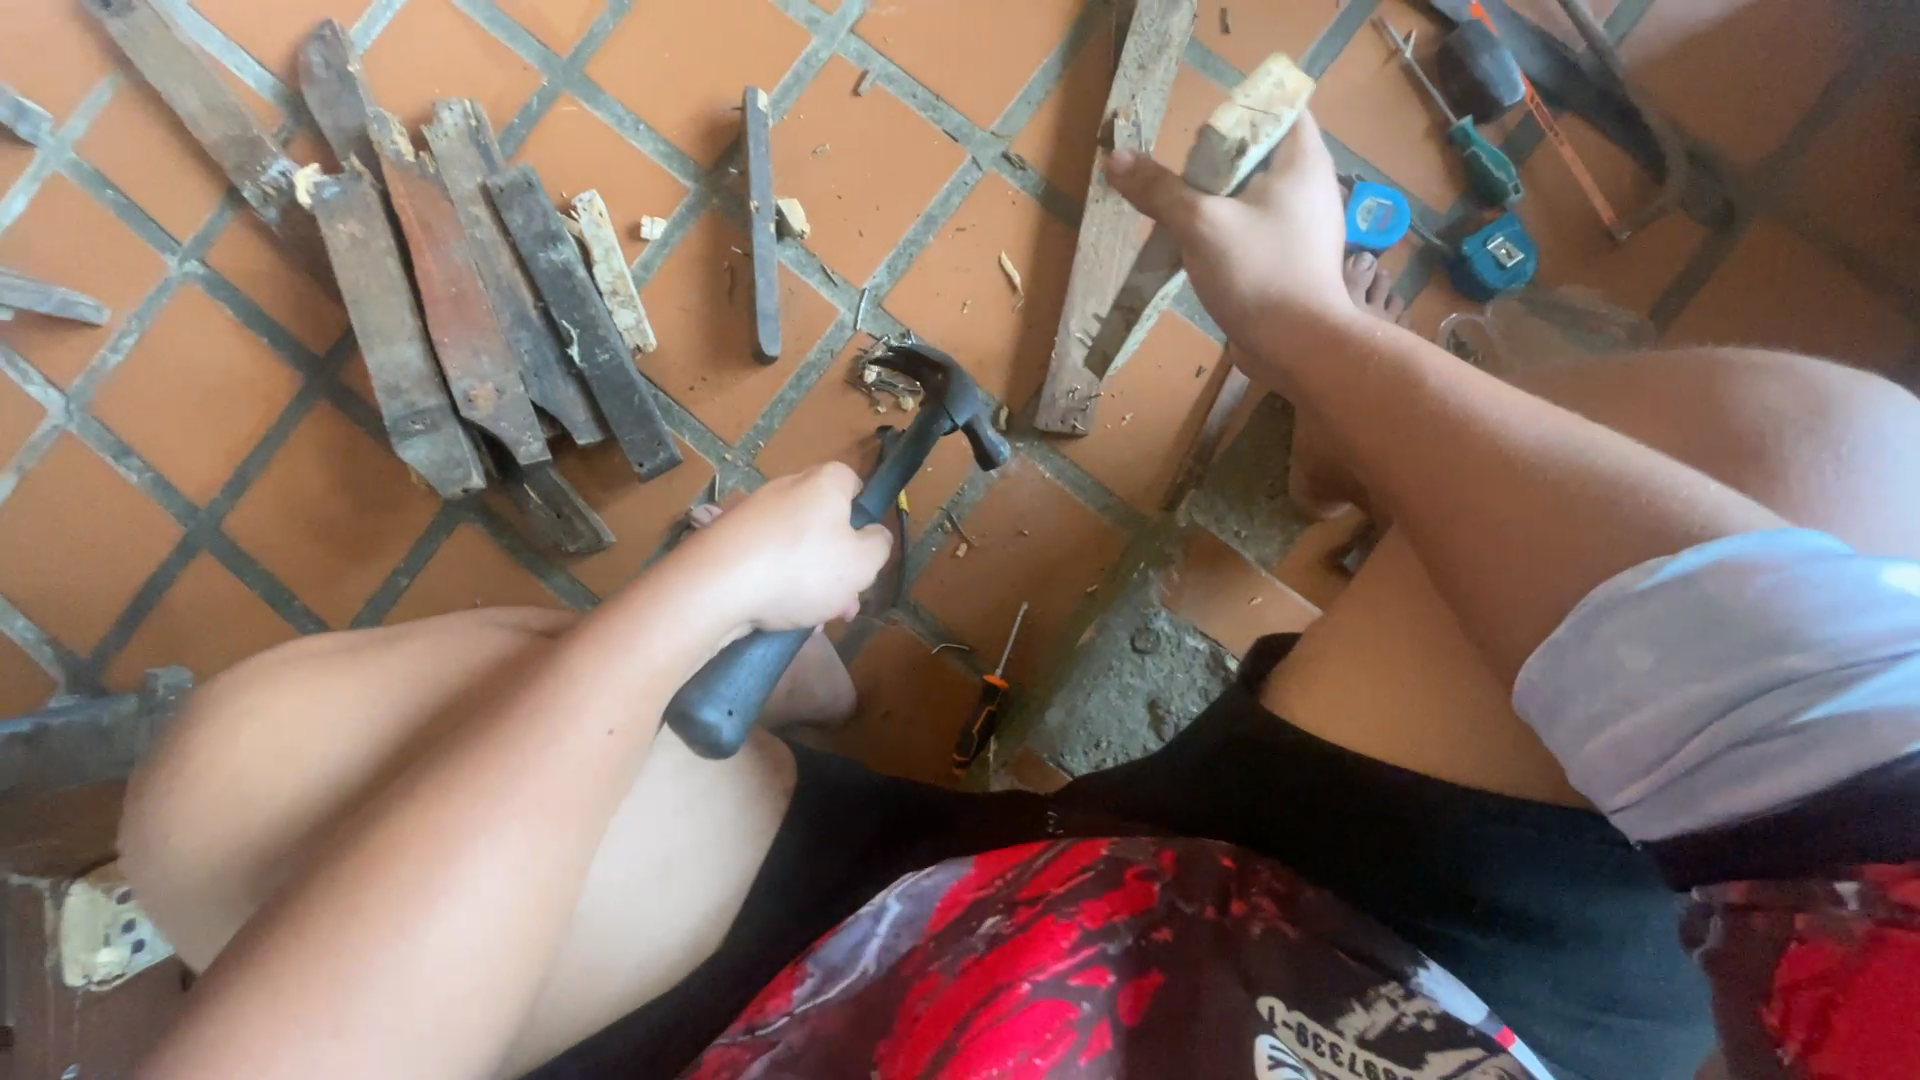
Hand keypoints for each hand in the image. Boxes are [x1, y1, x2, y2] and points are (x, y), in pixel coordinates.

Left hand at [675, 462, 893, 634]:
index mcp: (823, 483)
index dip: (862, 510)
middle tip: (845, 601)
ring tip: (815, 620)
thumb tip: (874, 535)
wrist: (716, 586)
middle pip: (822, 521)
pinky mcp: (725, 542)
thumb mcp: (863, 563)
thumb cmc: (802, 568)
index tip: (864, 544)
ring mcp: (752, 515)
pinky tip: (782, 618)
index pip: (851, 481)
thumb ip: (879, 545)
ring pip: (794, 548)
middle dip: (837, 563)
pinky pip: (764, 562)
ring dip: (809, 582)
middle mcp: (786, 489)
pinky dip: (776, 586)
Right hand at [1106, 110, 1354, 358]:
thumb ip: (1158, 189)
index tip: (1196, 145)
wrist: (1296, 346)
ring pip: (1247, 196)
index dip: (1233, 115)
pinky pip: (1250, 231)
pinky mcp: (1288, 258)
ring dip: (1211, 206)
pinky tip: (1198, 254)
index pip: (1275, 107)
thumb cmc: (1257, 273)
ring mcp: (1300, 225)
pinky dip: (1223, 235)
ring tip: (1181, 223)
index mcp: (1302, 158)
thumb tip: (1114, 157)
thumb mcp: (1200, 224)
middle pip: (1253, 153)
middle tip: (1180, 189)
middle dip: (1212, 167)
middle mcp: (1308, 184)